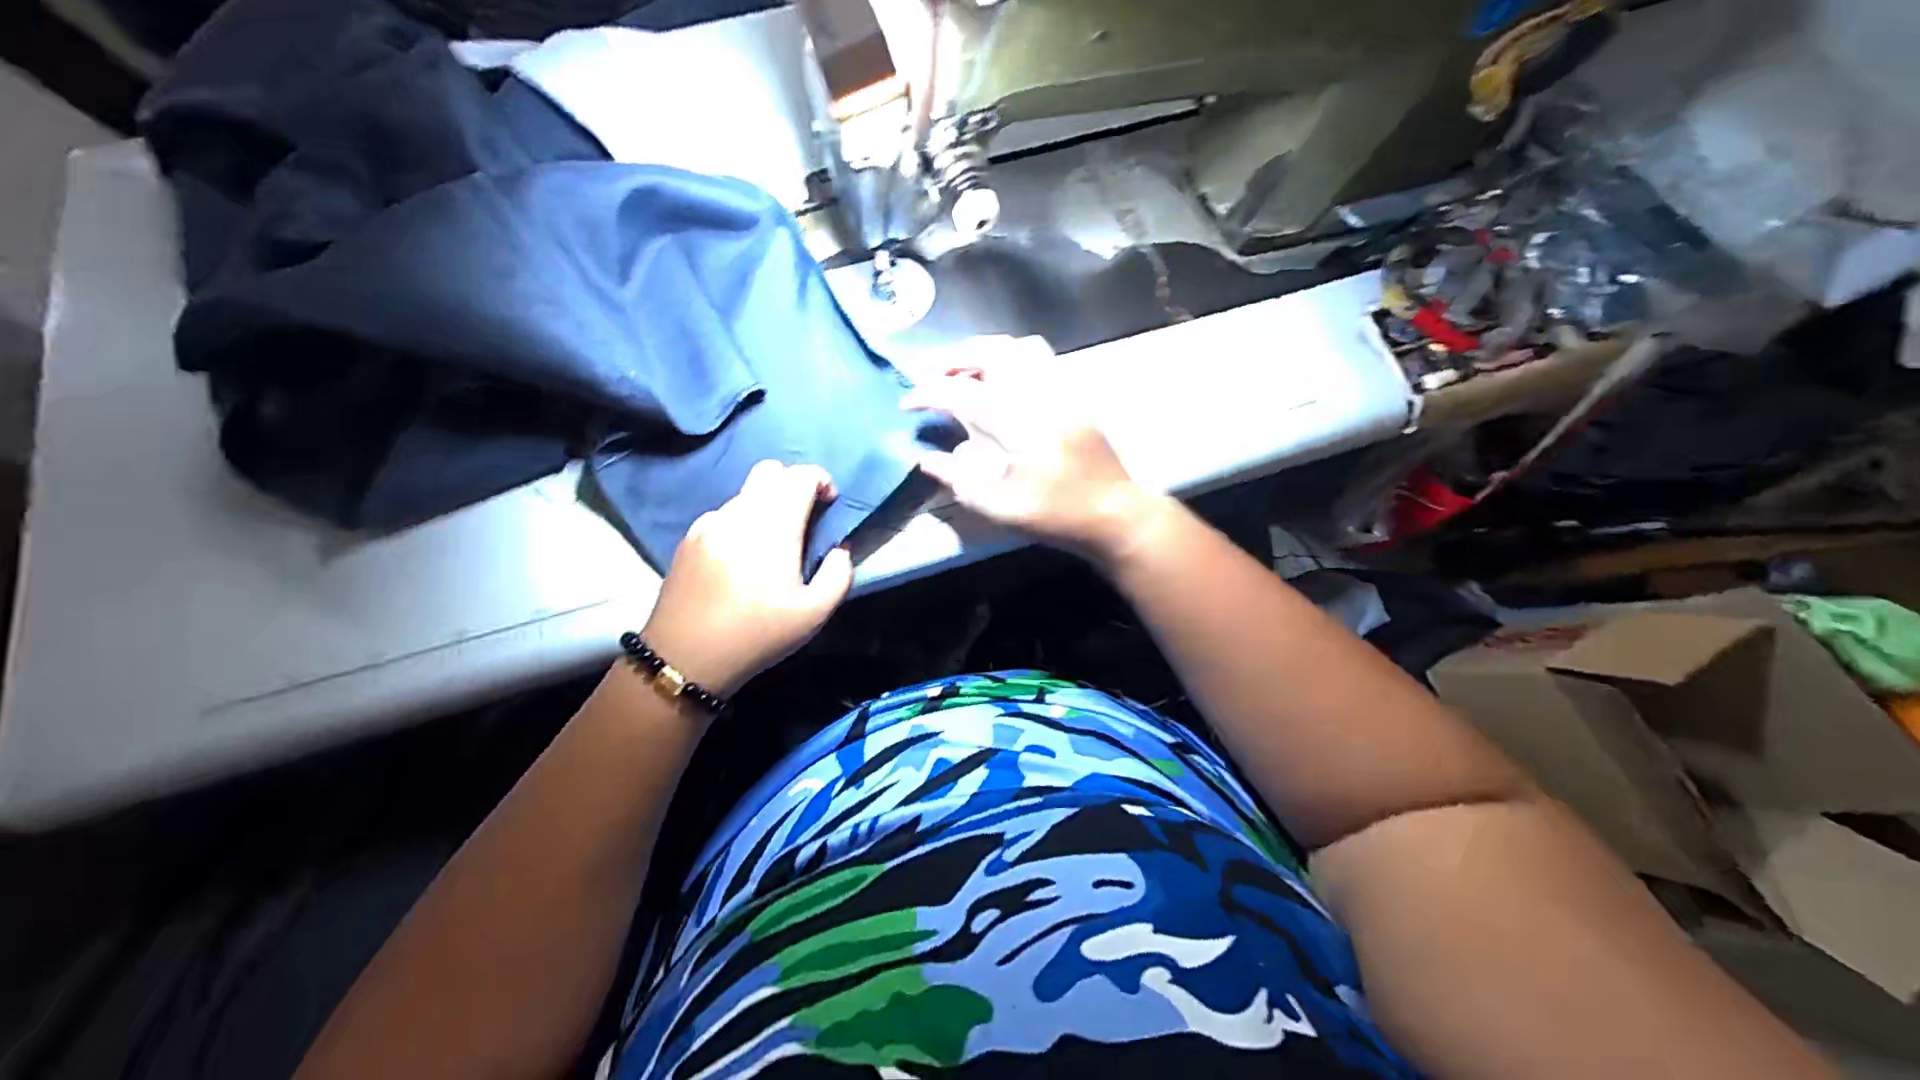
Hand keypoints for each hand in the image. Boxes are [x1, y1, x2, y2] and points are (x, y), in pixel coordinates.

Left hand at [639, 461, 853, 697]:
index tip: (829, 504)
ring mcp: (710, 522)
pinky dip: (743, 520)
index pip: (800, 475)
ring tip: (773, 543)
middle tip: (805, 518)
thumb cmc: (756, 636)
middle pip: (771, 470)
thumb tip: (840, 549)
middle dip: (794, 484)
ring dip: (767, 503)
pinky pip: (724, 512)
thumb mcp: (814, 614)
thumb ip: (839, 575)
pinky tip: (742, 557)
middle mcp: (740, 513)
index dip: (821, 480)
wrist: (685, 656)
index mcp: (774, 527)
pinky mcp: (690, 537)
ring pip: (746, 492)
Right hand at [903, 373, 1160, 564]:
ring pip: (1018, 347)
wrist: (1112, 513)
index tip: (906, 404)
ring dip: (984, 353)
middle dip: (954, 358)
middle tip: (932, 376)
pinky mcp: (1073, 394)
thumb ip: (957, 479)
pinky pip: (1039, 359)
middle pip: (990, 351)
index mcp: (1014, 422)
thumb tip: (927, 459)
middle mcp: (1037, 393)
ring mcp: (1059, 389)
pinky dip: (1010, 360)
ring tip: (965, 375)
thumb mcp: (998, 507)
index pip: (959, 393)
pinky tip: (1000, 385)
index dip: (926, 394)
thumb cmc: (1054, 515)